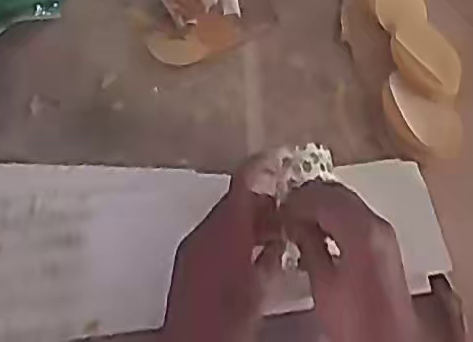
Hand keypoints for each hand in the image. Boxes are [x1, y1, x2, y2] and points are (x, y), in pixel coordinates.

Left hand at [162, 154, 286, 341]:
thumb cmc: (229, 318)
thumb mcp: (261, 287)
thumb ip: (271, 256)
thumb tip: (280, 239)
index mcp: (227, 227)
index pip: (244, 179)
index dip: (262, 164)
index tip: (279, 155)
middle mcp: (207, 229)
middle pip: (236, 200)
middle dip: (262, 203)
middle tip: (285, 212)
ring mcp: (194, 244)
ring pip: (225, 219)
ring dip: (248, 223)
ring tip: (272, 237)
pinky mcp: (187, 260)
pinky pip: (213, 236)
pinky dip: (233, 238)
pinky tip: (248, 255)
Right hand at [279, 181, 420, 341]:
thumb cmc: (360, 325)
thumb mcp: (324, 287)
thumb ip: (308, 247)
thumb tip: (295, 225)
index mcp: (361, 230)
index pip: (322, 197)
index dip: (296, 201)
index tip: (280, 209)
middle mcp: (375, 223)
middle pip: (336, 192)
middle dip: (308, 198)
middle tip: (286, 211)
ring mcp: (382, 229)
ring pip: (344, 199)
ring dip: (320, 204)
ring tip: (298, 221)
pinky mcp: (383, 240)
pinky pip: (354, 212)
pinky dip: (334, 214)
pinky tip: (319, 230)